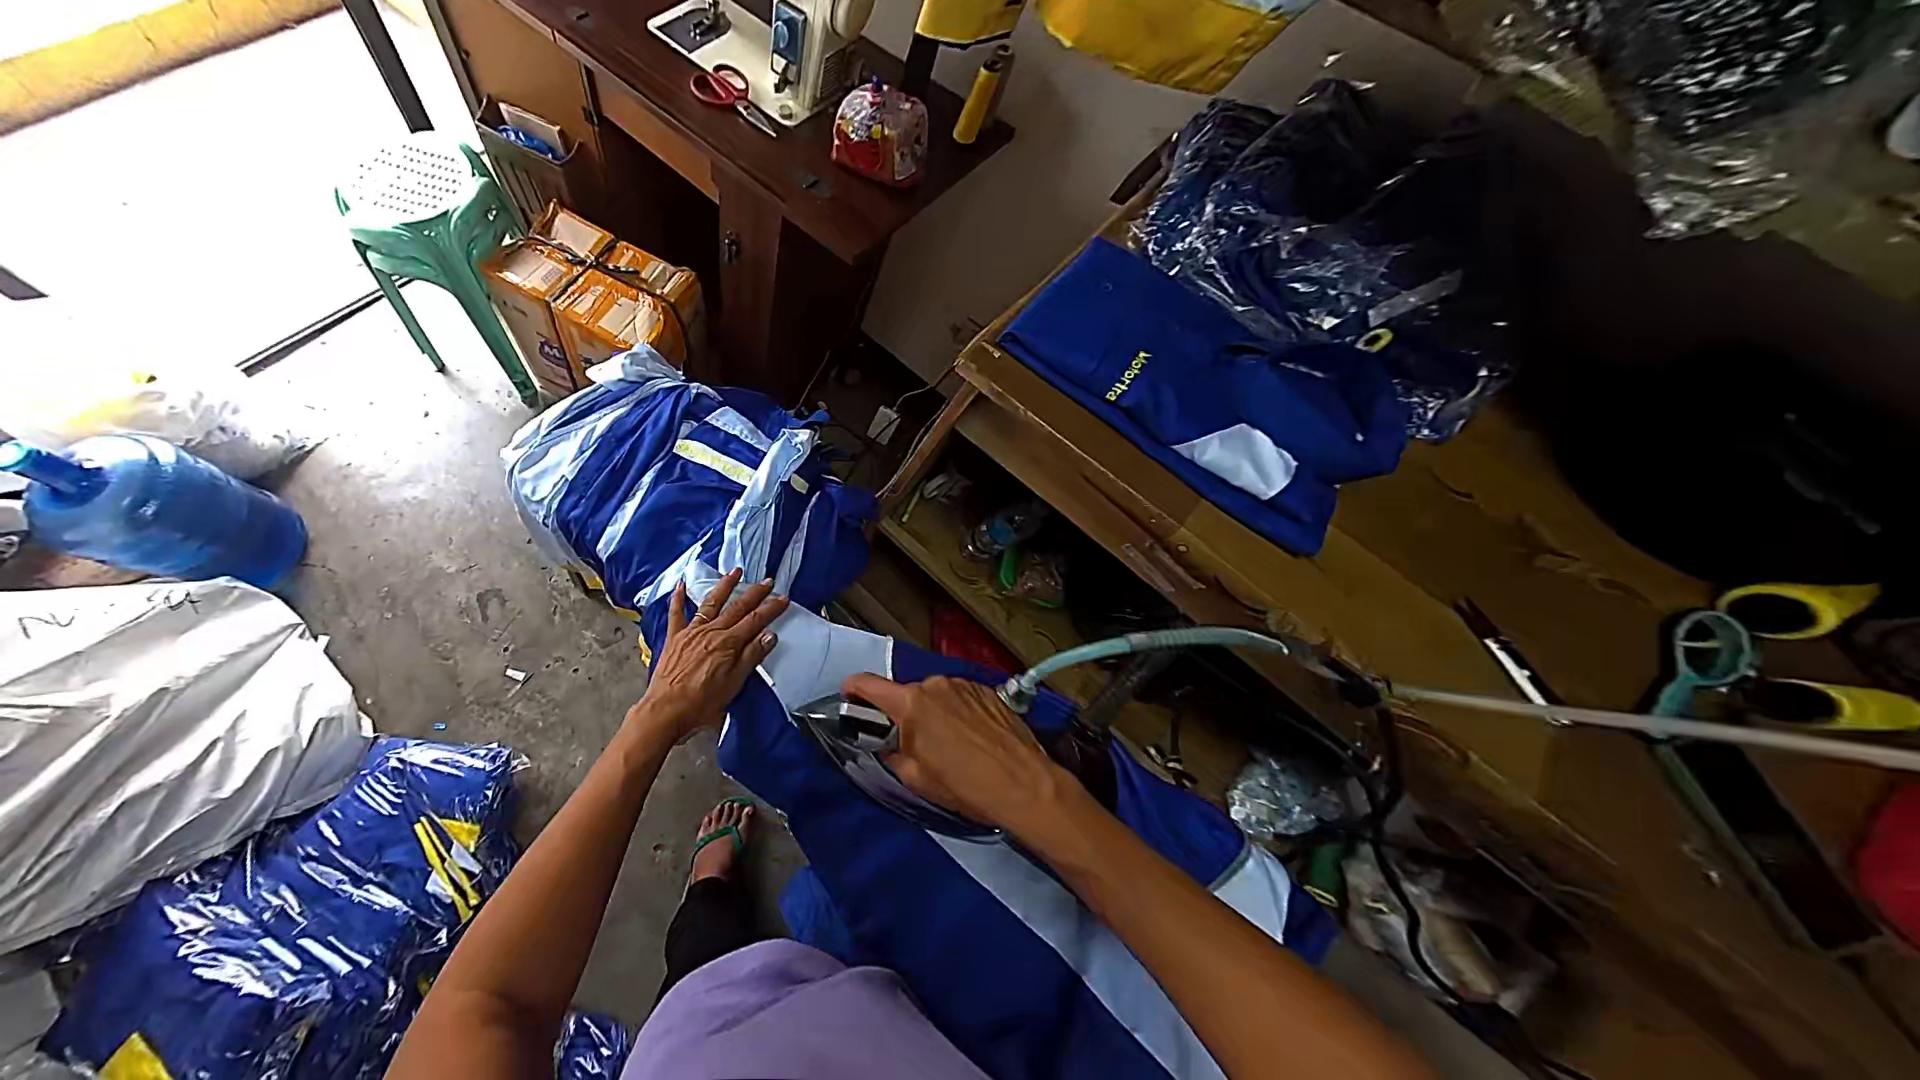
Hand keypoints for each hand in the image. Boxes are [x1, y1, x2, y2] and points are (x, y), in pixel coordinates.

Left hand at [635, 569, 788, 739]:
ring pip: (711, 603)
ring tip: (736, 572)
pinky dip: (678, 597)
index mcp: (728, 643)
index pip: (756, 620)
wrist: (665, 711)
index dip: (771, 608)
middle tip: (768, 581)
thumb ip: (752, 656)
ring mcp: (691, 632)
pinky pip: (676, 613)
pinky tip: (681, 584)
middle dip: (755, 593)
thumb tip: (770, 634)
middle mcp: (711, 632)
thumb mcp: (734, 682)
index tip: (783, 598)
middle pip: (737, 607)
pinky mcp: (675, 638)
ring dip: (725, 586)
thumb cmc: (702, 703)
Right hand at [840, 673, 1074, 833]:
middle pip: (906, 693)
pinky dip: (958, 711)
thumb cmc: (966, 786)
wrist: (1023, 783)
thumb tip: (889, 744)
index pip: (868, 684)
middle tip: (915, 743)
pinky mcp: (986, 689)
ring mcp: (964, 684)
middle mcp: (936, 685)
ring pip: (936, 694)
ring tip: (951, 744)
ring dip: (935, 712)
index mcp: (911, 704)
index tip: (849, 698)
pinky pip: (960, 696)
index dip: (853, 690)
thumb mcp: (916, 778)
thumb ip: (893, 753)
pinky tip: (972, 736)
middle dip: (905, 714)